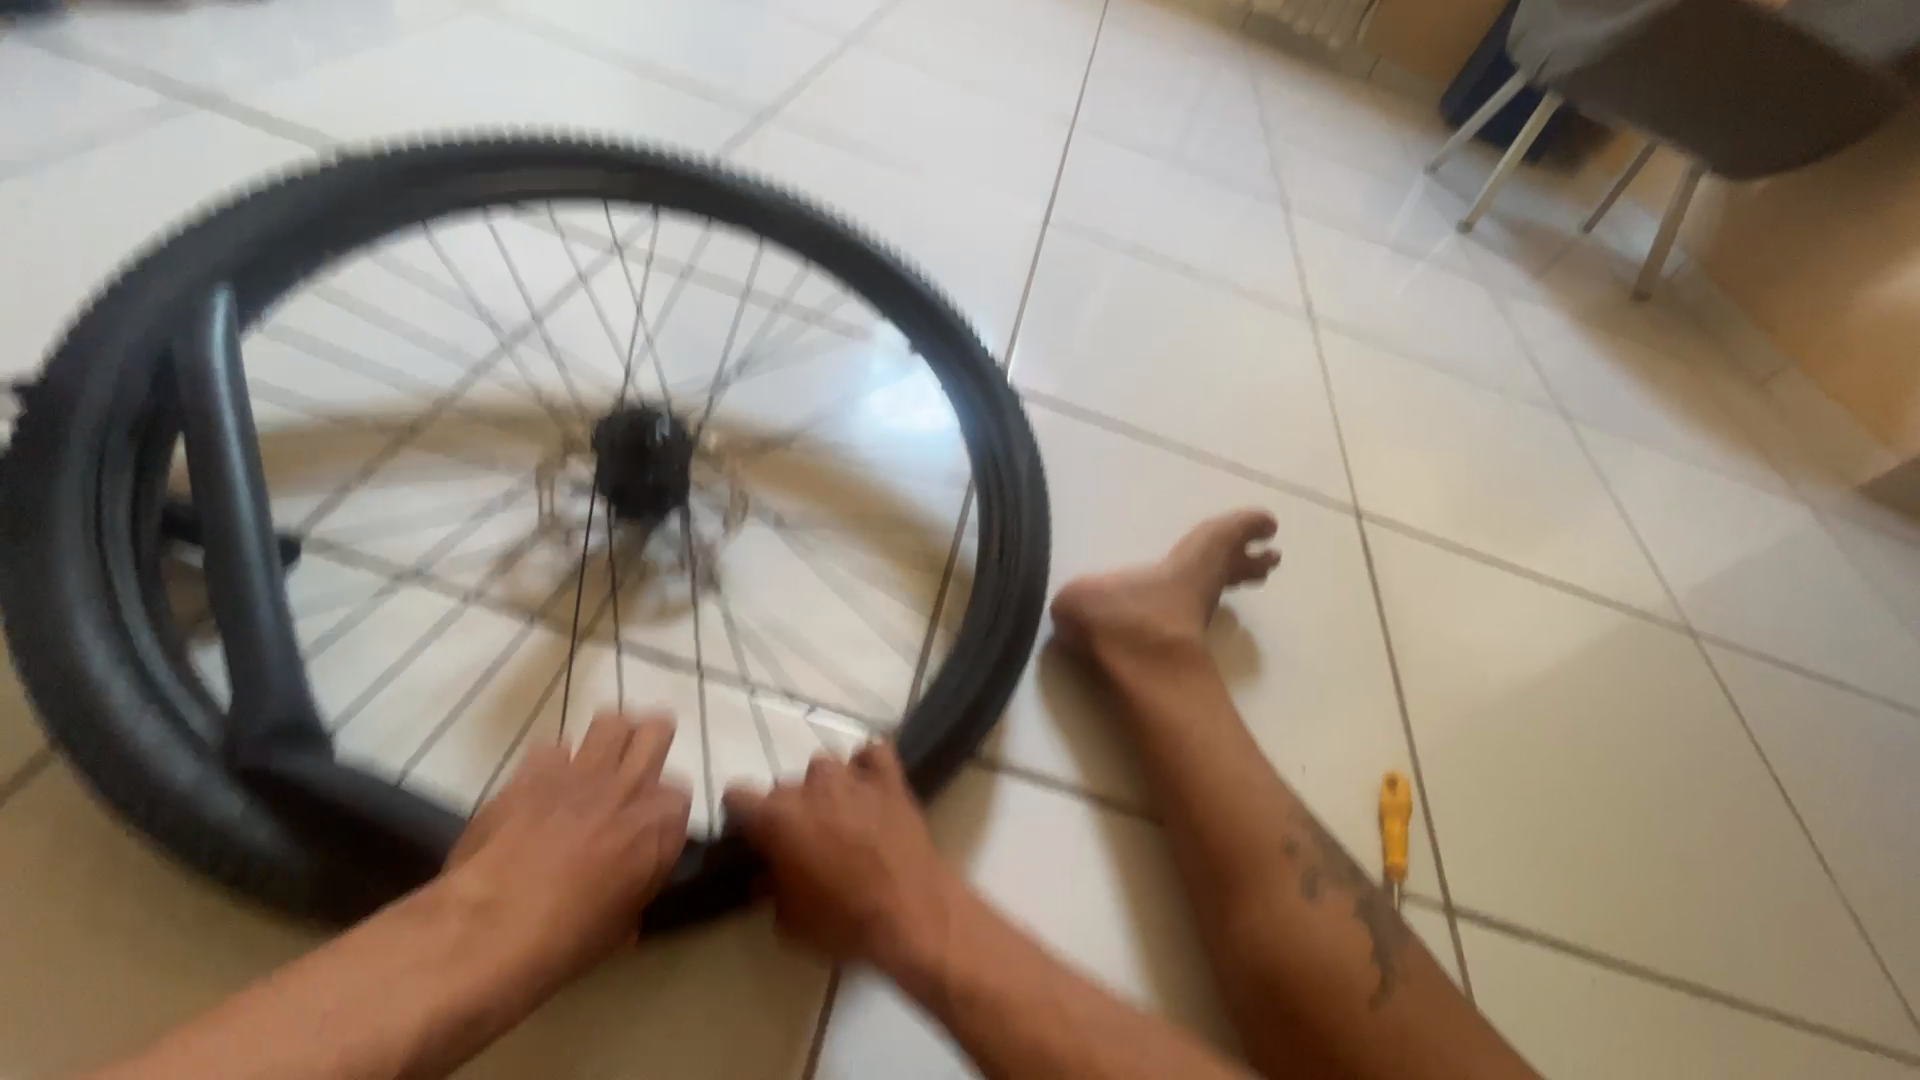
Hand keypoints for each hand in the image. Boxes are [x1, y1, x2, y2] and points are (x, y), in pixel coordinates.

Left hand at [441, 710, 692, 984]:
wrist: (488, 932)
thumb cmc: (565, 942)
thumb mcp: (621, 925)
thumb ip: (637, 886)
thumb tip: (629, 886)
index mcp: (662, 825)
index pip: (680, 792)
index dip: (661, 807)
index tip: (646, 826)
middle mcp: (631, 786)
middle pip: (657, 729)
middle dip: (648, 743)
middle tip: (631, 769)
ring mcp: (582, 772)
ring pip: (611, 721)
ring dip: (607, 739)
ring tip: (594, 763)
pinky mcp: (533, 771)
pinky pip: (552, 747)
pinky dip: (551, 763)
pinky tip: (541, 787)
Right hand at [724, 743, 968, 975]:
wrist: (912, 914)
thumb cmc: (844, 923)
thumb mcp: (790, 922)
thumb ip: (771, 888)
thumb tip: (767, 875)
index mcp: (777, 818)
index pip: (737, 796)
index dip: (742, 817)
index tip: (752, 837)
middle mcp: (811, 787)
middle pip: (784, 787)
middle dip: (788, 811)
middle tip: (804, 843)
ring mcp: (853, 777)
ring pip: (825, 767)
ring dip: (825, 788)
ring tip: (840, 818)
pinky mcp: (890, 779)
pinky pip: (872, 754)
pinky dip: (867, 767)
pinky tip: (869, 789)